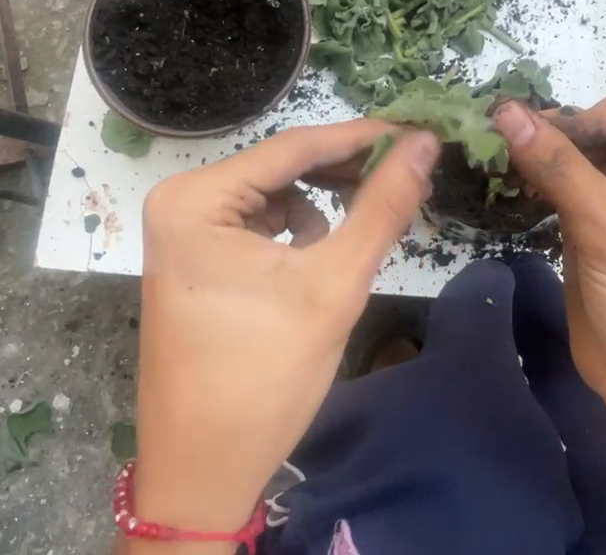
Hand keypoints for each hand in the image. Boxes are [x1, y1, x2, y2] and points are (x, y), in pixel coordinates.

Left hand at [132, 121, 437, 541]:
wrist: (204, 474)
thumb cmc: (264, 378)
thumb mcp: (333, 285)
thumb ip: (382, 206)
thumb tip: (425, 143)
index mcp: (195, 199)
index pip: (294, 146)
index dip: (363, 136)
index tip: (420, 131)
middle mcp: (180, 201)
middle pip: (283, 167)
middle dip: (346, 171)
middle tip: (410, 172)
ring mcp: (184, 230)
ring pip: (275, 194)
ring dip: (325, 201)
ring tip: (371, 217)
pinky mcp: (196, 257)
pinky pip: (259, 222)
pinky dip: (299, 228)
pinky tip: (324, 252)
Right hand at [492, 98, 605, 421]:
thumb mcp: (605, 225)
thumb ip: (556, 165)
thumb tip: (505, 111)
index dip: (568, 122)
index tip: (515, 132)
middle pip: (592, 134)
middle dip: (548, 138)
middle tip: (494, 141)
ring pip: (573, 160)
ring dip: (537, 160)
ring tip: (493, 160)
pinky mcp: (598, 225)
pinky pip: (563, 188)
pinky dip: (536, 184)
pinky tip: (507, 185)